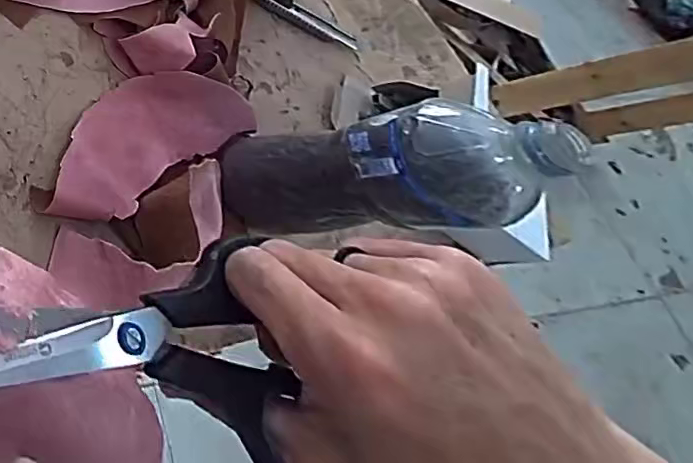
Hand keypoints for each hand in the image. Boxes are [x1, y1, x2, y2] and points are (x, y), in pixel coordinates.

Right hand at [226, 239, 664, 462]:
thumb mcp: (334, 461)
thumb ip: (270, 404)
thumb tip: (233, 358)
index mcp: (344, 352)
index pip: (253, 266)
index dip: (240, 285)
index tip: (250, 307)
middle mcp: (381, 296)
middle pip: (289, 251)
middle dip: (285, 287)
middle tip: (310, 332)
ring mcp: (425, 271)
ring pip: (340, 255)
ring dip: (340, 287)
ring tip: (377, 334)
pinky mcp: (459, 260)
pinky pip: (388, 249)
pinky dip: (385, 278)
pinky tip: (414, 319)